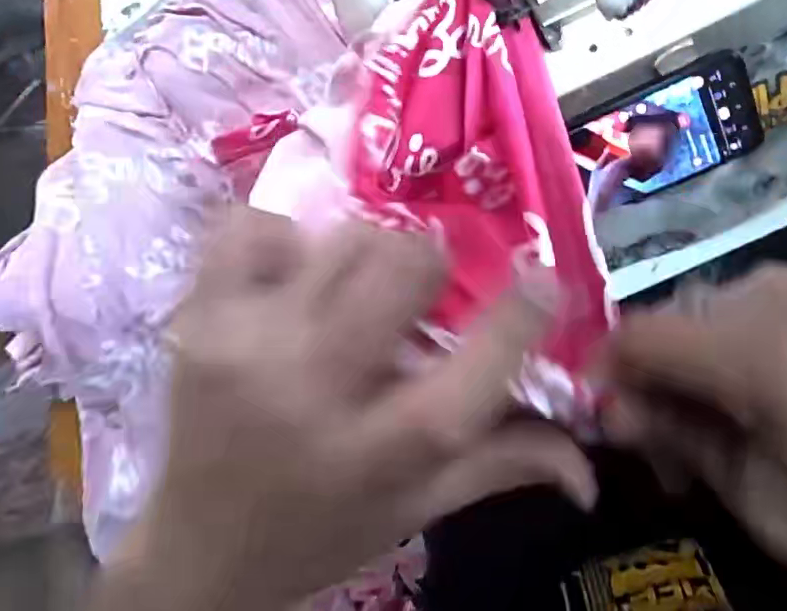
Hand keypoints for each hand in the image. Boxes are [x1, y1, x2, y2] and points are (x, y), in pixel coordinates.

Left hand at [98, 210, 596, 610]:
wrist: (195, 559)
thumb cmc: (327, 525)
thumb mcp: (423, 507)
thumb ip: (508, 464)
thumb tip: (591, 463)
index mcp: (390, 445)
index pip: (485, 355)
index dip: (526, 303)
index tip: (540, 275)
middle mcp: (320, 386)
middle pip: (406, 262)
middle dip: (430, 264)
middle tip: (422, 288)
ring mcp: (250, 344)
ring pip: (346, 235)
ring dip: (367, 252)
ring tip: (356, 290)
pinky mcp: (199, 319)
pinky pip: (254, 228)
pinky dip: (283, 239)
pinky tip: (291, 277)